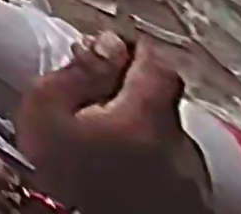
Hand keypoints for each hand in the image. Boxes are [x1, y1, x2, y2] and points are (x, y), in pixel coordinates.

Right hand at [16, 33, 211, 213]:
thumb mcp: (46, 106)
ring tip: (101, 126)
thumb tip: (108, 42)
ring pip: (167, 130)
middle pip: (163, 99)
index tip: (108, 45)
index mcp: (146, 118)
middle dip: (130, 87)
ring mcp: (193, 179)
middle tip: (90, 89)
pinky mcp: (192, 202)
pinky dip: (148, 148)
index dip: (136, 49)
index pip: (160, 67)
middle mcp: (182, 147)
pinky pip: (171, 158)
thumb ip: (80, 72)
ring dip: (139, 118)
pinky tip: (118, 156)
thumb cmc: (60, 166)